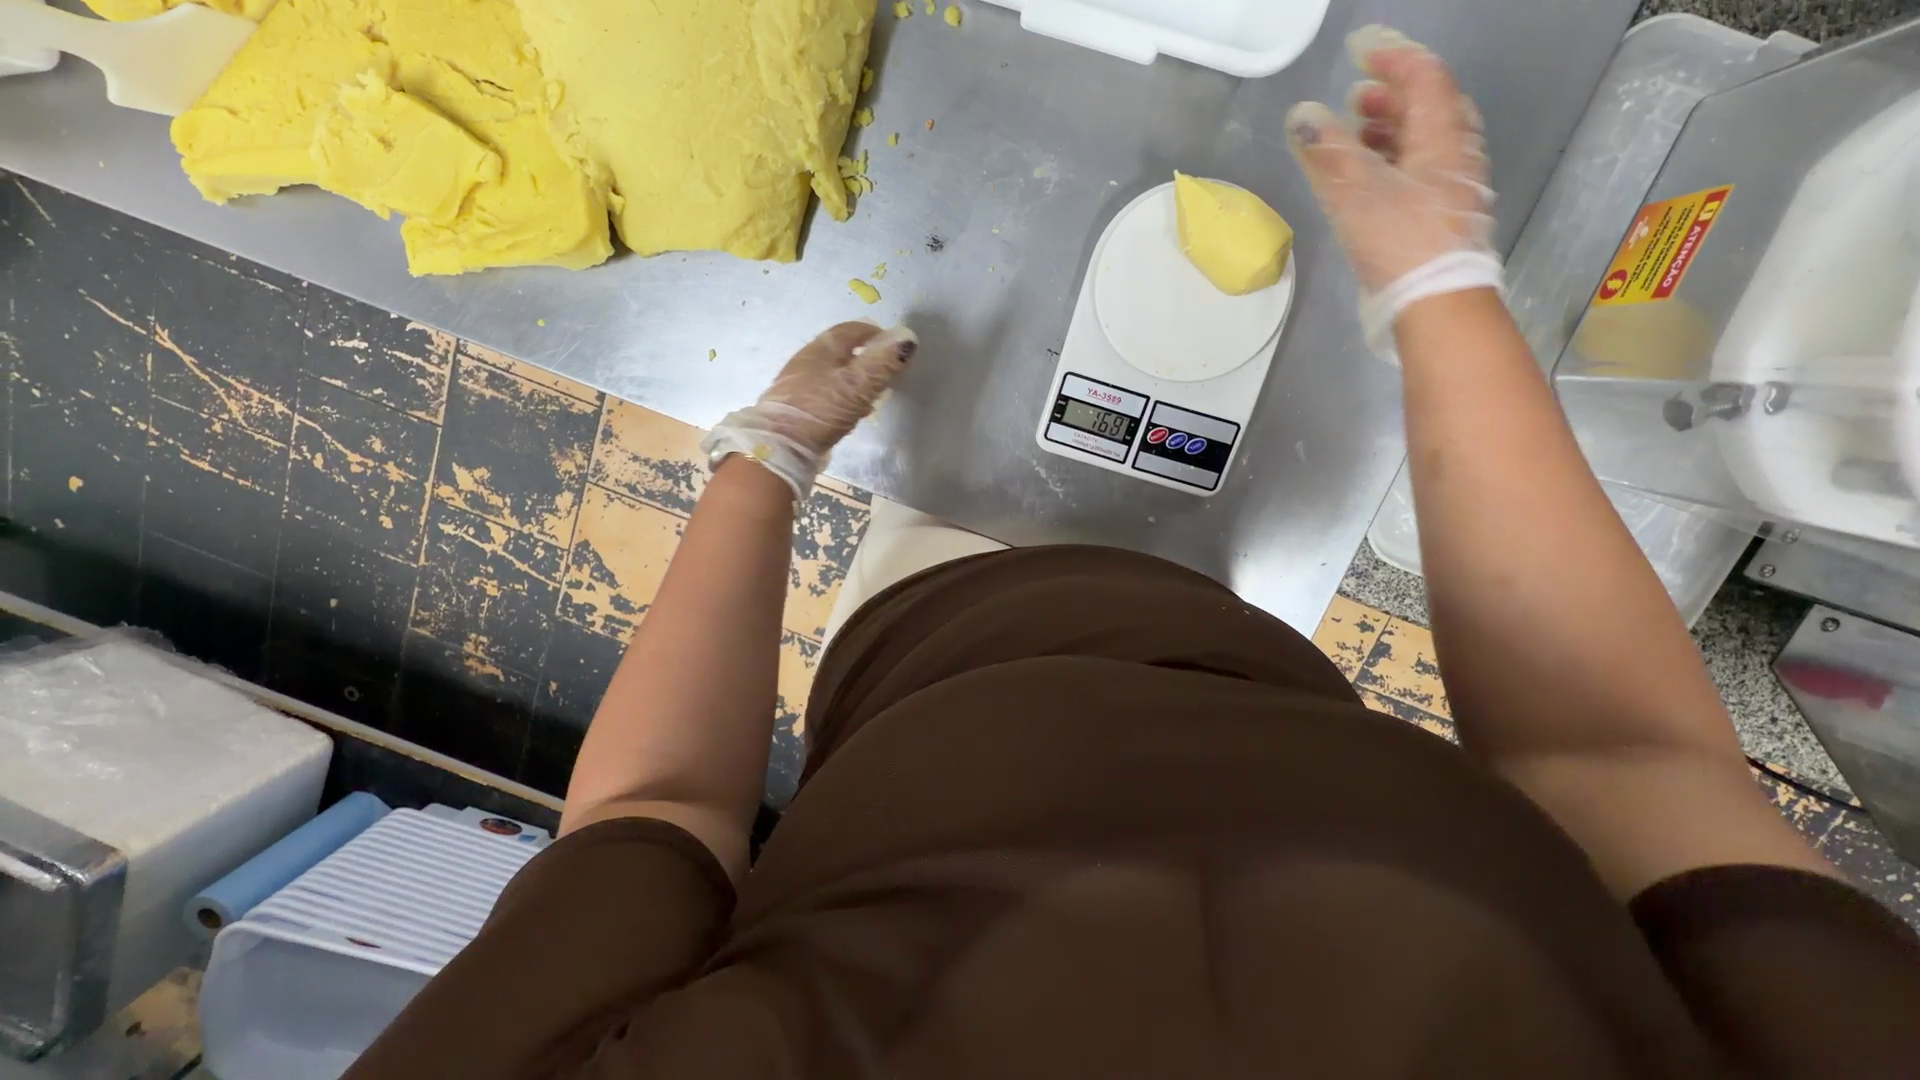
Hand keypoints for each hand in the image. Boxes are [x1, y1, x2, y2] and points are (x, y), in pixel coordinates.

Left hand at [701, 322, 917, 498]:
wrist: (779, 446)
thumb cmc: (822, 409)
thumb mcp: (859, 385)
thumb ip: (883, 363)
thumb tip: (907, 337)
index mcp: (823, 348)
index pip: (853, 330)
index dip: (876, 334)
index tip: (894, 346)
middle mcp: (807, 360)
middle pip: (841, 352)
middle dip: (864, 358)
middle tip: (885, 370)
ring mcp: (797, 384)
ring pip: (832, 374)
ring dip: (853, 380)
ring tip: (871, 393)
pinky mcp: (794, 407)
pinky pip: (824, 394)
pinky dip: (841, 397)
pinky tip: (848, 413)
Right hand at [1286, 26, 1501, 356]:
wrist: (1437, 304)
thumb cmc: (1399, 242)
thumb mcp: (1354, 192)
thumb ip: (1326, 150)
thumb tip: (1302, 114)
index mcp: (1442, 137)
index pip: (1424, 77)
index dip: (1392, 58)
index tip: (1360, 51)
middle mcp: (1457, 154)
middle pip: (1431, 107)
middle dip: (1393, 95)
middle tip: (1357, 96)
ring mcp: (1455, 188)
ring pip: (1427, 141)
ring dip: (1393, 129)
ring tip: (1359, 134)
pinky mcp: (1445, 219)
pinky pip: (1423, 171)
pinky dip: (1396, 161)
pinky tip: (1373, 180)